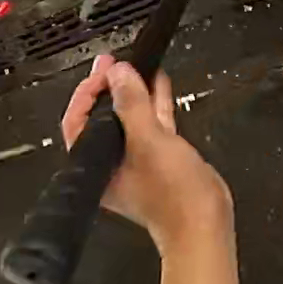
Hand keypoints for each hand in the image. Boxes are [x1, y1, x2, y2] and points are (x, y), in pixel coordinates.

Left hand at [61, 55, 233, 260]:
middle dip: (109, 88)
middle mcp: (112, 161)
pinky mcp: (161, 156)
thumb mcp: (149, 141)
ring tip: (135, 65)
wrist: (204, 220)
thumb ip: (132, 105)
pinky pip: (153, 123)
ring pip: (130, 117)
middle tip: (114, 63)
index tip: (103, 70)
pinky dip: (155, 102)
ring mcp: (137, 159)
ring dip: (133, 92)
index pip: (78, 121)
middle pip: (102, 117)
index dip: (87, 92)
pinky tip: (159, 82)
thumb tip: (118, 74)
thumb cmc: (172, 192)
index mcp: (97, 164)